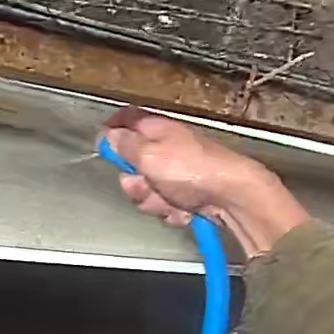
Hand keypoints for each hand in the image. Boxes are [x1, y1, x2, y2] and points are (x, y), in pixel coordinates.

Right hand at [102, 109, 312, 257]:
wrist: (230, 195)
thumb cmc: (194, 170)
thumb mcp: (149, 155)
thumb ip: (125, 145)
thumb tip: (109, 136)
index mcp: (157, 130)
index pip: (126, 121)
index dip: (112, 132)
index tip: (104, 146)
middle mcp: (167, 149)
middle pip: (133, 167)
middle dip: (136, 183)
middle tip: (146, 185)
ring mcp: (178, 173)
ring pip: (148, 192)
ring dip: (154, 201)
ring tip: (171, 199)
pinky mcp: (187, 195)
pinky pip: (166, 206)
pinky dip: (172, 211)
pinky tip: (184, 209)